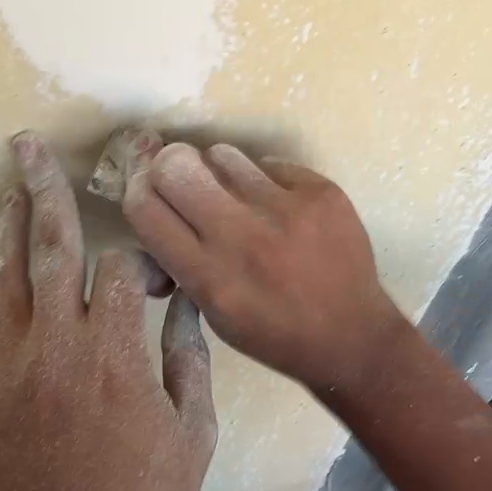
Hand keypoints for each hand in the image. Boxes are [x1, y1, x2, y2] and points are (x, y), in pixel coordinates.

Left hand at [0, 133, 217, 490]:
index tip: (151, 283)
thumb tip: (184, 305)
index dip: (136, 263)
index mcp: (114, 355)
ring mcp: (3, 375)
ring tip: (12, 196)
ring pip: (0, 282)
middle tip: (26, 145)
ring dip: (7, 234)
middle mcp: (53, 350)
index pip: (116, 269)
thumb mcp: (193, 434)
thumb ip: (188, 359)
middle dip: (41, 189)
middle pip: (47, 249)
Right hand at [118, 134, 409, 393]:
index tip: (150, 193)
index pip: (145, 207)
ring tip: (237, 197)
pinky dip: (265, 182)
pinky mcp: (320, 192)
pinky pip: (269, 165)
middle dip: (171, 169)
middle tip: (184, 181)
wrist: (352, 336)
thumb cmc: (274, 333)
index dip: (139, 193)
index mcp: (208, 277)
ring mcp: (285, 210)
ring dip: (219, 172)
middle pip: (175, 165)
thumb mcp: (213, 313)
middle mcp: (242, 238)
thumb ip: (178, 262)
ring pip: (222, 155)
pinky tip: (279, 208)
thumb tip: (148, 210)